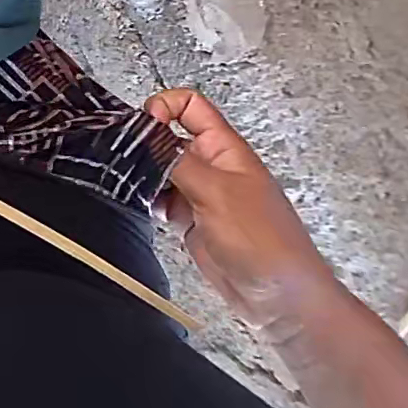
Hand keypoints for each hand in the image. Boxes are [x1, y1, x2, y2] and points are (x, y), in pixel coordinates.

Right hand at [146, 89, 338, 327]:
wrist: (280, 301)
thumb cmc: (265, 243)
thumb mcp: (216, 193)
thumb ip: (176, 161)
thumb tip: (144, 134)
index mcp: (223, 148)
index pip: (190, 106)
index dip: (164, 106)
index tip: (144, 125)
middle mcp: (210, 165)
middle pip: (169, 136)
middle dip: (147, 142)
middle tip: (128, 157)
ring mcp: (199, 193)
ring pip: (160, 168)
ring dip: (144, 173)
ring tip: (132, 184)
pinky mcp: (189, 219)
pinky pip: (160, 198)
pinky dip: (148, 200)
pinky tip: (144, 207)